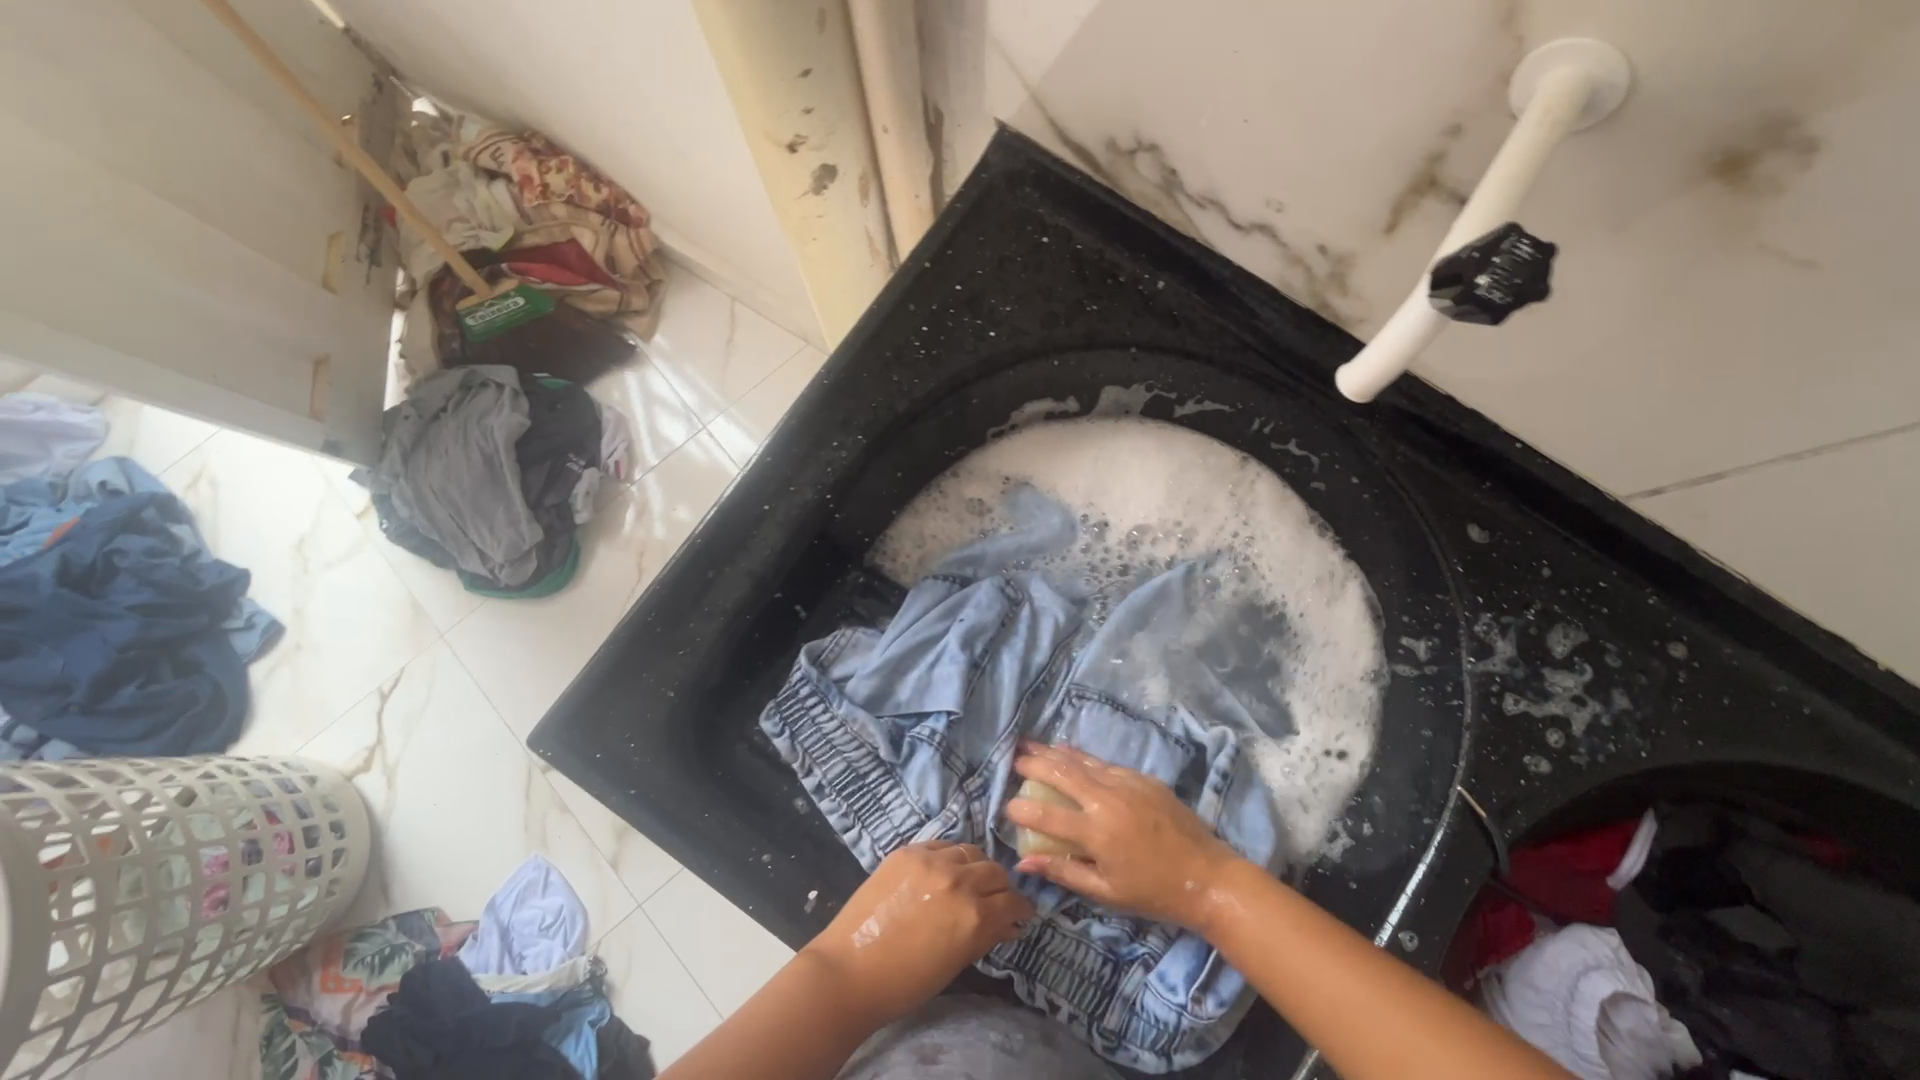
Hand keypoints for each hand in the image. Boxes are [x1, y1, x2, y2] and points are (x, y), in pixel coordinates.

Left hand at [801, 841, 1033, 1024]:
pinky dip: (948, 857)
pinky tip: (941, 871)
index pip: (1013, 901)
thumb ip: (987, 937)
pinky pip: (940, 845)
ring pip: (970, 852)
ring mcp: (931, 862)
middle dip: (999, 887)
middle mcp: (959, 881)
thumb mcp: (956, 963)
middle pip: (995, 871)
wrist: (850, 971)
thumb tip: (1011, 924)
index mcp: (975, 916)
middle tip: (992, 900)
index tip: (1018, 913)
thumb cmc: (906, 982)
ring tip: (966, 882)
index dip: (1019, 909)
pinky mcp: (907, 852)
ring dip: (975, 867)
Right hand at [1005, 742, 1244, 927]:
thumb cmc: (1154, 892)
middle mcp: (1107, 800)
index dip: (1022, 810)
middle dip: (1034, 765)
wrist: (1208, 877)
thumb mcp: (1105, 891)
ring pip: (1083, 762)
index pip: (1047, 816)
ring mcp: (1128, 785)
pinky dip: (1084, 758)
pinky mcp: (1144, 780)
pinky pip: (1106, 764)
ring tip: (1032, 746)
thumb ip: (1063, 872)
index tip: (1006, 807)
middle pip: (1062, 774)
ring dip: (1055, 753)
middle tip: (1014, 760)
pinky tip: (1071, 753)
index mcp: (1096, 832)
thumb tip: (1023, 863)